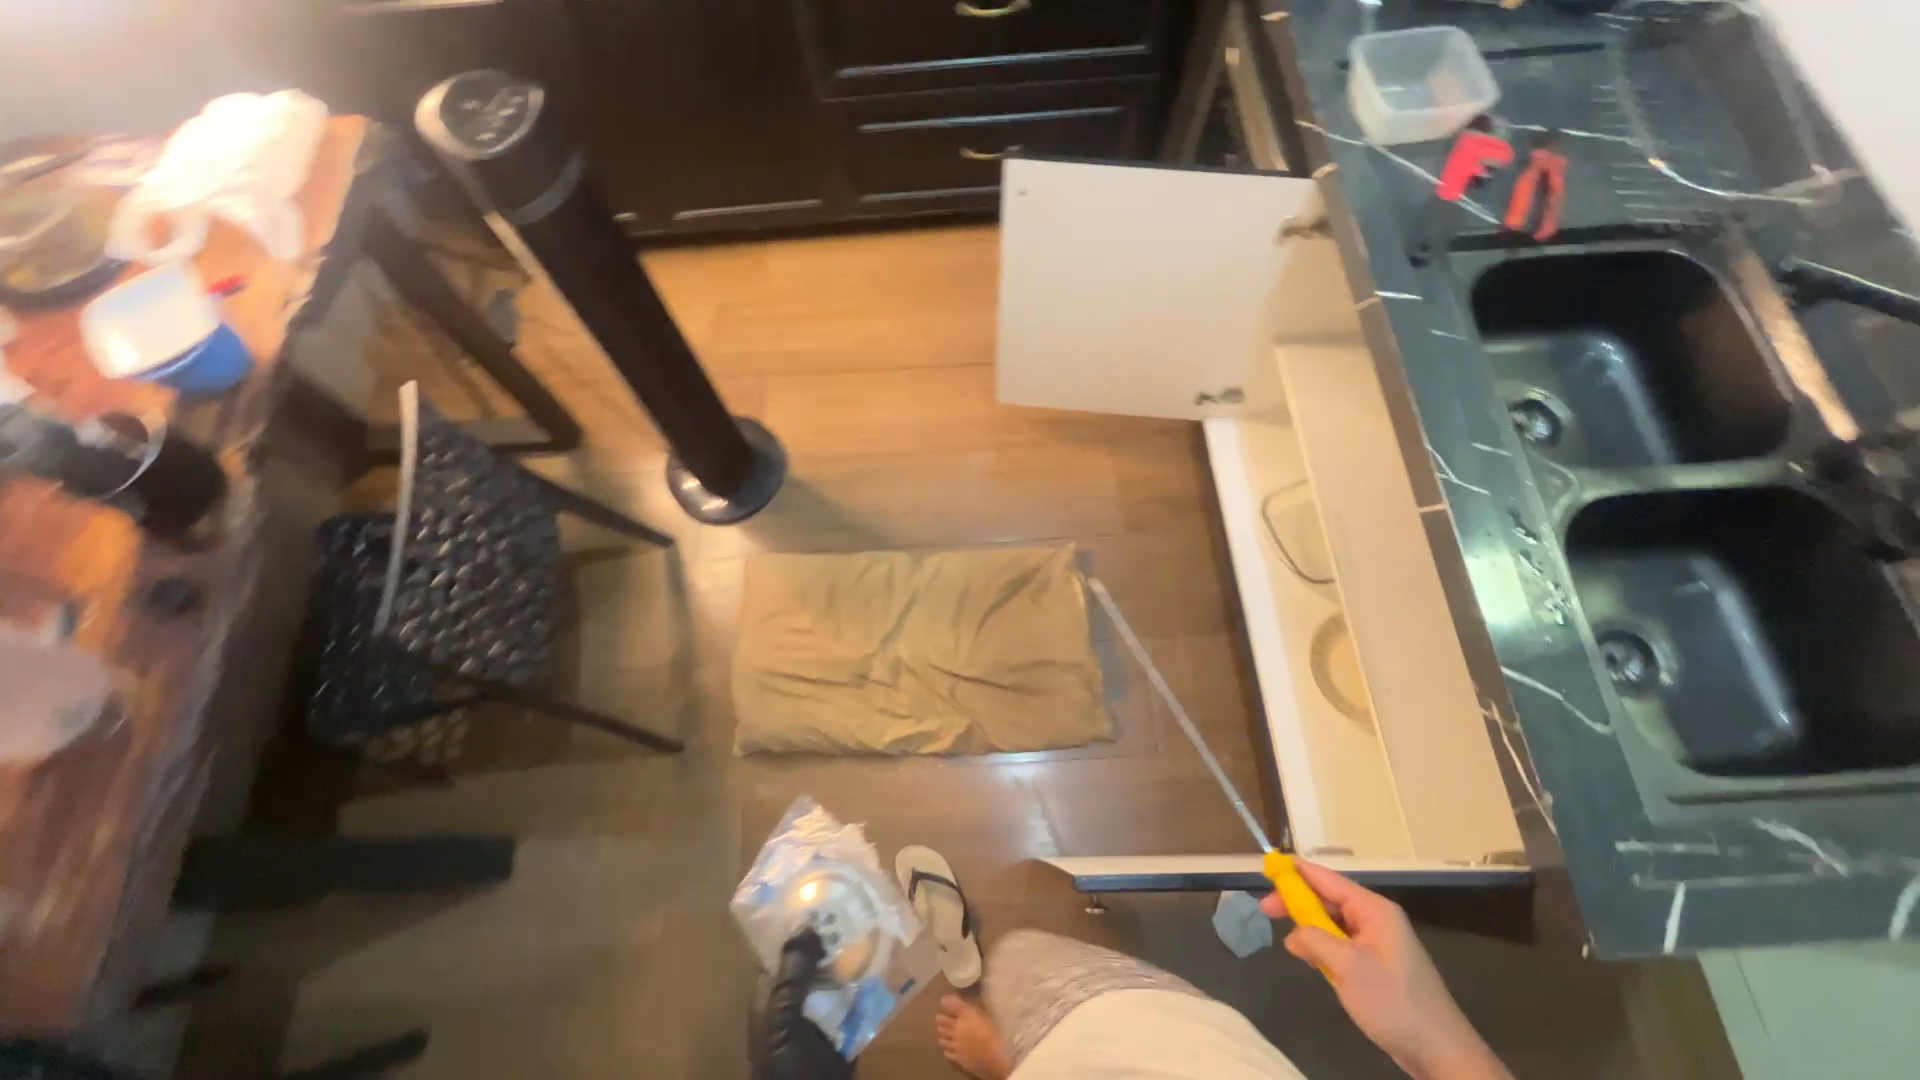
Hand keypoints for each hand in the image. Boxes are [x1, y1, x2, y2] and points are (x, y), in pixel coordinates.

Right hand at [1260, 862, 1510, 1079]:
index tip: (1265, 870)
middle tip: (1265, 911)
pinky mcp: (1375, 964)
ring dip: (1309, 928)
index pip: (1326, 878)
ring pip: (1332, 922)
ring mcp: (1376, 942)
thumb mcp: (1347, 967)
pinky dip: (1322, 947)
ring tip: (1292, 944)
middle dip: (1297, 902)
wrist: (1438, 1051)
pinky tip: (1312, 960)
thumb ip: (1314, 939)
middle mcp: (1375, 918)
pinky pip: (1341, 943)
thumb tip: (1293, 934)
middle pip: (1328, 898)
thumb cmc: (1393, 1002)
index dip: (1294, 872)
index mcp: (1373, 910)